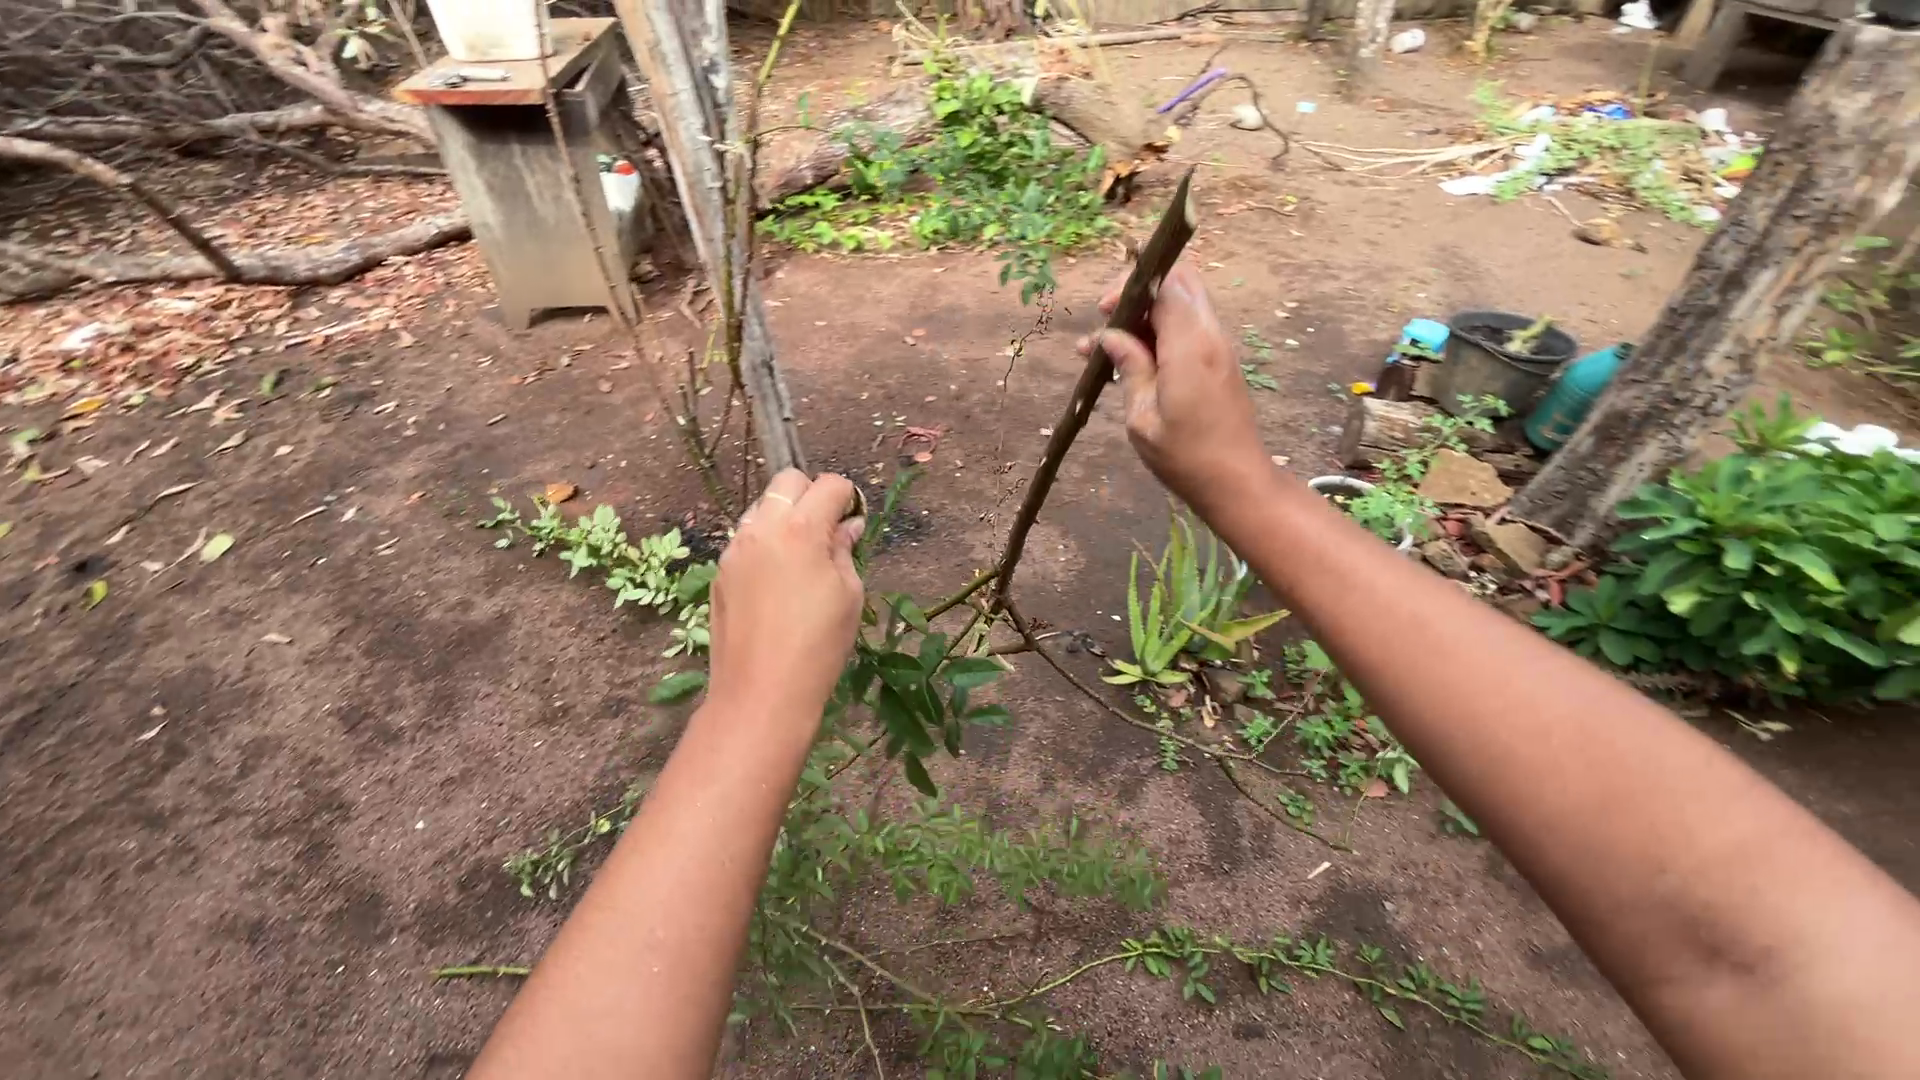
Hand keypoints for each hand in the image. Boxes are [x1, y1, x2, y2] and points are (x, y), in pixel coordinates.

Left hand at [708, 470, 865, 723]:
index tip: (854, 523)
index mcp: (801, 529)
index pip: (829, 485)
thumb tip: (846, 527)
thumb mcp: (849, 595)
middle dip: (811, 495)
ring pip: (762, 507)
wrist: (762, 692)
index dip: (848, 499)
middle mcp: (762, 527)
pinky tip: (777, 582)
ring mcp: (735, 548)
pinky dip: (765, 544)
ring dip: (785, 517)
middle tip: (826, 532)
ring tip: (800, 558)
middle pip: (788, 481)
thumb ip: (844, 550)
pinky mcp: (720, 571)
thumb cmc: (819, 645)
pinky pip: (746, 539)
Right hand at [1077, 261, 1270, 512]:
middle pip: (1180, 283)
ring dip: (1147, 318)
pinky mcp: (1220, 363)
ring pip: (1183, 306)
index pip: (1166, 284)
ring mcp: (1219, 348)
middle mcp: (1210, 337)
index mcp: (1190, 347)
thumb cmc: (1185, 457)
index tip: (1103, 313)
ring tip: (1109, 351)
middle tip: (1109, 325)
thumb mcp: (1143, 417)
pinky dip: (1160, 334)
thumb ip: (1130, 368)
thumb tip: (1111, 336)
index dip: (1131, 287)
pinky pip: (1188, 330)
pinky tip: (1132, 363)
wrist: (1237, 481)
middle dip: (1140, 294)